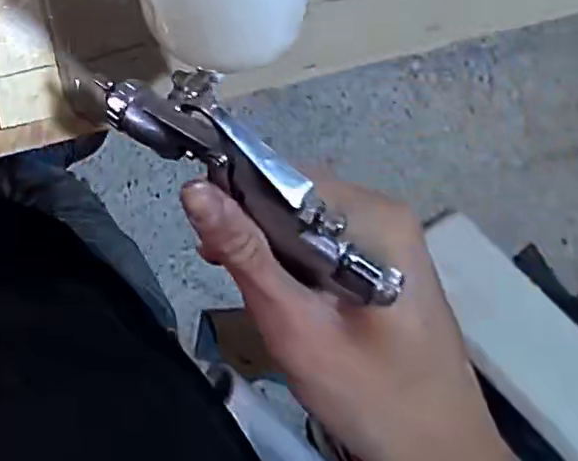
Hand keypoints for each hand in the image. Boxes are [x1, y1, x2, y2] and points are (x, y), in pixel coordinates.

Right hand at [181, 175, 511, 460]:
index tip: (213, 243)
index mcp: (372, 215)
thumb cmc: (374, 399)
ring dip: (263, 244)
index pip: (278, 178)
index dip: (234, 203)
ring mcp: (385, 233)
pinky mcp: (380, 255)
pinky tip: (281, 289)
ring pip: (294, 213)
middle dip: (249, 229)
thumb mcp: (297, 327)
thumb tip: (192, 187)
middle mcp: (381, 211)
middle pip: (286, 194)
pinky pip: (313, 233)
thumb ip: (244, 252)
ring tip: (253, 286)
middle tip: (228, 271)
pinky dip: (286, 256)